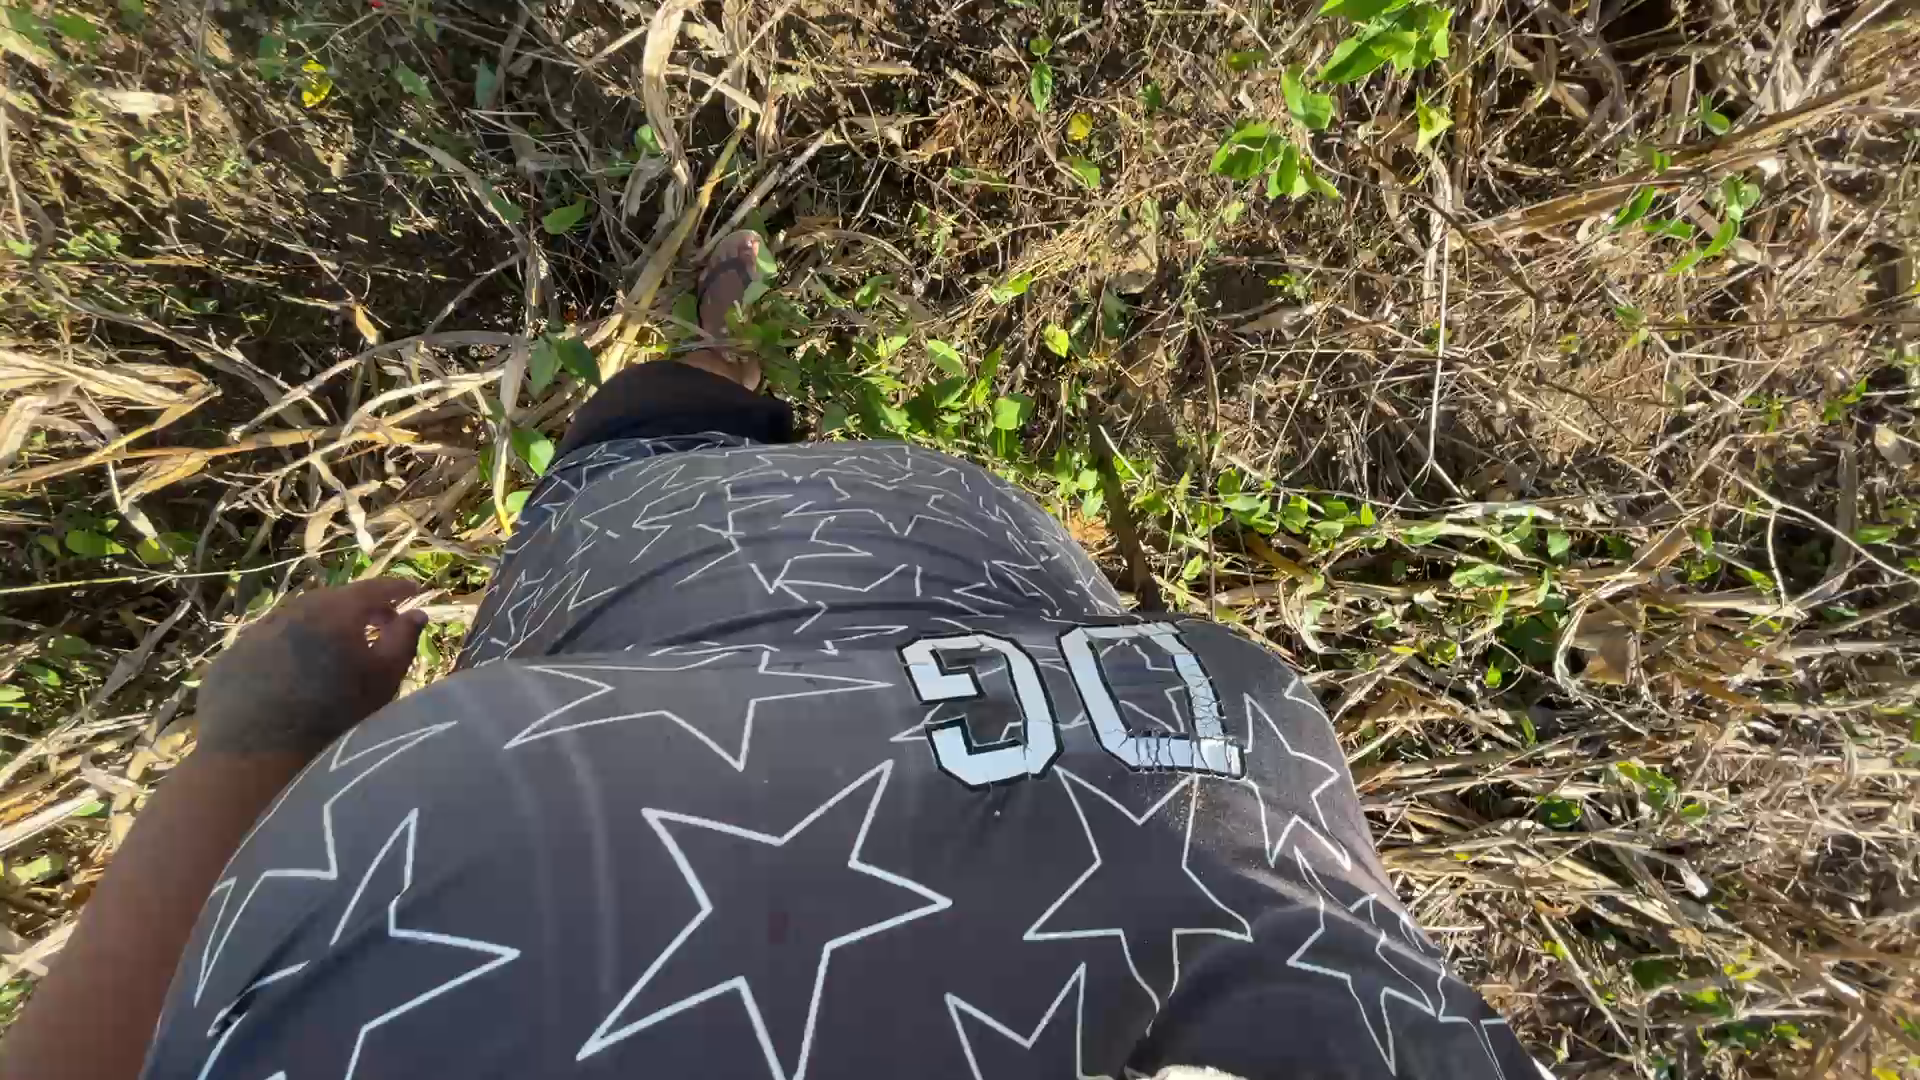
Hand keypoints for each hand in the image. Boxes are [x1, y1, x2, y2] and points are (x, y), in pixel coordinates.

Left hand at [195, 579, 427, 758]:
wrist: (260, 755)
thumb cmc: (338, 711)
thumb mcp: (386, 674)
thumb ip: (404, 638)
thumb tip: (415, 613)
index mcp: (334, 613)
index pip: (373, 588)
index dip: (397, 587)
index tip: (415, 591)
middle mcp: (291, 614)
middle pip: (333, 599)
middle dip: (360, 607)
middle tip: (381, 623)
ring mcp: (254, 635)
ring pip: (298, 619)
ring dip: (324, 625)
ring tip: (340, 648)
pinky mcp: (229, 659)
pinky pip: (270, 642)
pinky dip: (292, 646)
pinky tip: (300, 672)